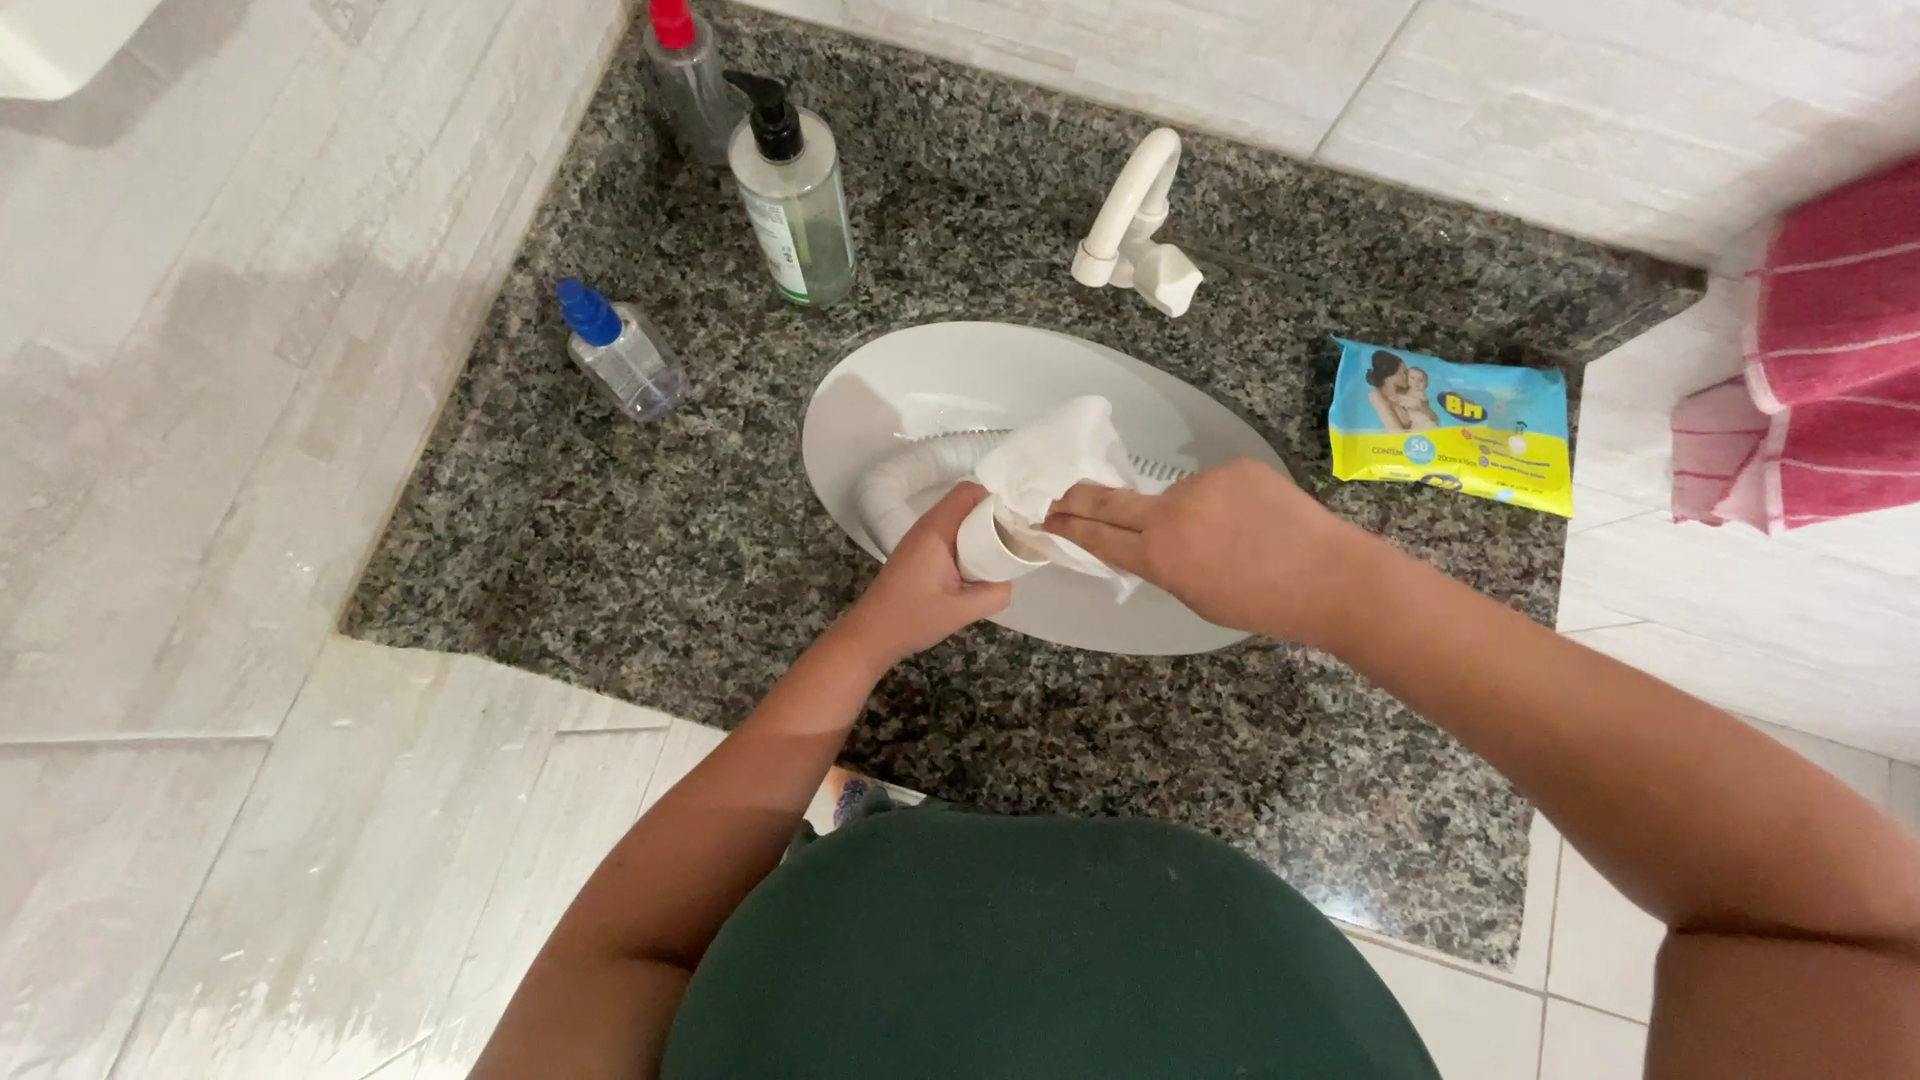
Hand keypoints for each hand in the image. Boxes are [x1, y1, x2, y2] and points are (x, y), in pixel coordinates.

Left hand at [836, 482, 1013, 667]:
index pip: (968, 493)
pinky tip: (977, 569)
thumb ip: (994, 594)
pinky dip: (968, 545)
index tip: (1015, 523)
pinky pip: (951, 536)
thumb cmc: (912, 619)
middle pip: (966, 504)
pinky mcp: (920, 552)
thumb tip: (1009, 581)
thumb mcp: (960, 611)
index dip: (995, 501)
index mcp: (935, 531)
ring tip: (999, 557)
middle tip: (1013, 542)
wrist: (872, 634)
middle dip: (993, 518)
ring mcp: (921, 539)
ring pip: (959, 521)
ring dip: (981, 534)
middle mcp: (927, 527)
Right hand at [1043, 458, 1374, 645]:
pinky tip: (1252, 521)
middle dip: (1078, 499)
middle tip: (1060, 498)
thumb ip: (1163, 566)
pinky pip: (1212, 485)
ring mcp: (1203, 484)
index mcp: (1159, 555)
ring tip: (1227, 536)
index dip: (1069, 526)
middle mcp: (1171, 513)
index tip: (1049, 518)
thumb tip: (1153, 540)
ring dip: (1184, 513)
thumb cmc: (1262, 604)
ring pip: (1175, 497)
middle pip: (1108, 498)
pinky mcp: (1235, 467)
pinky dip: (1220, 502)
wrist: (1331, 577)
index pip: (1097, 535)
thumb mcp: (1196, 598)